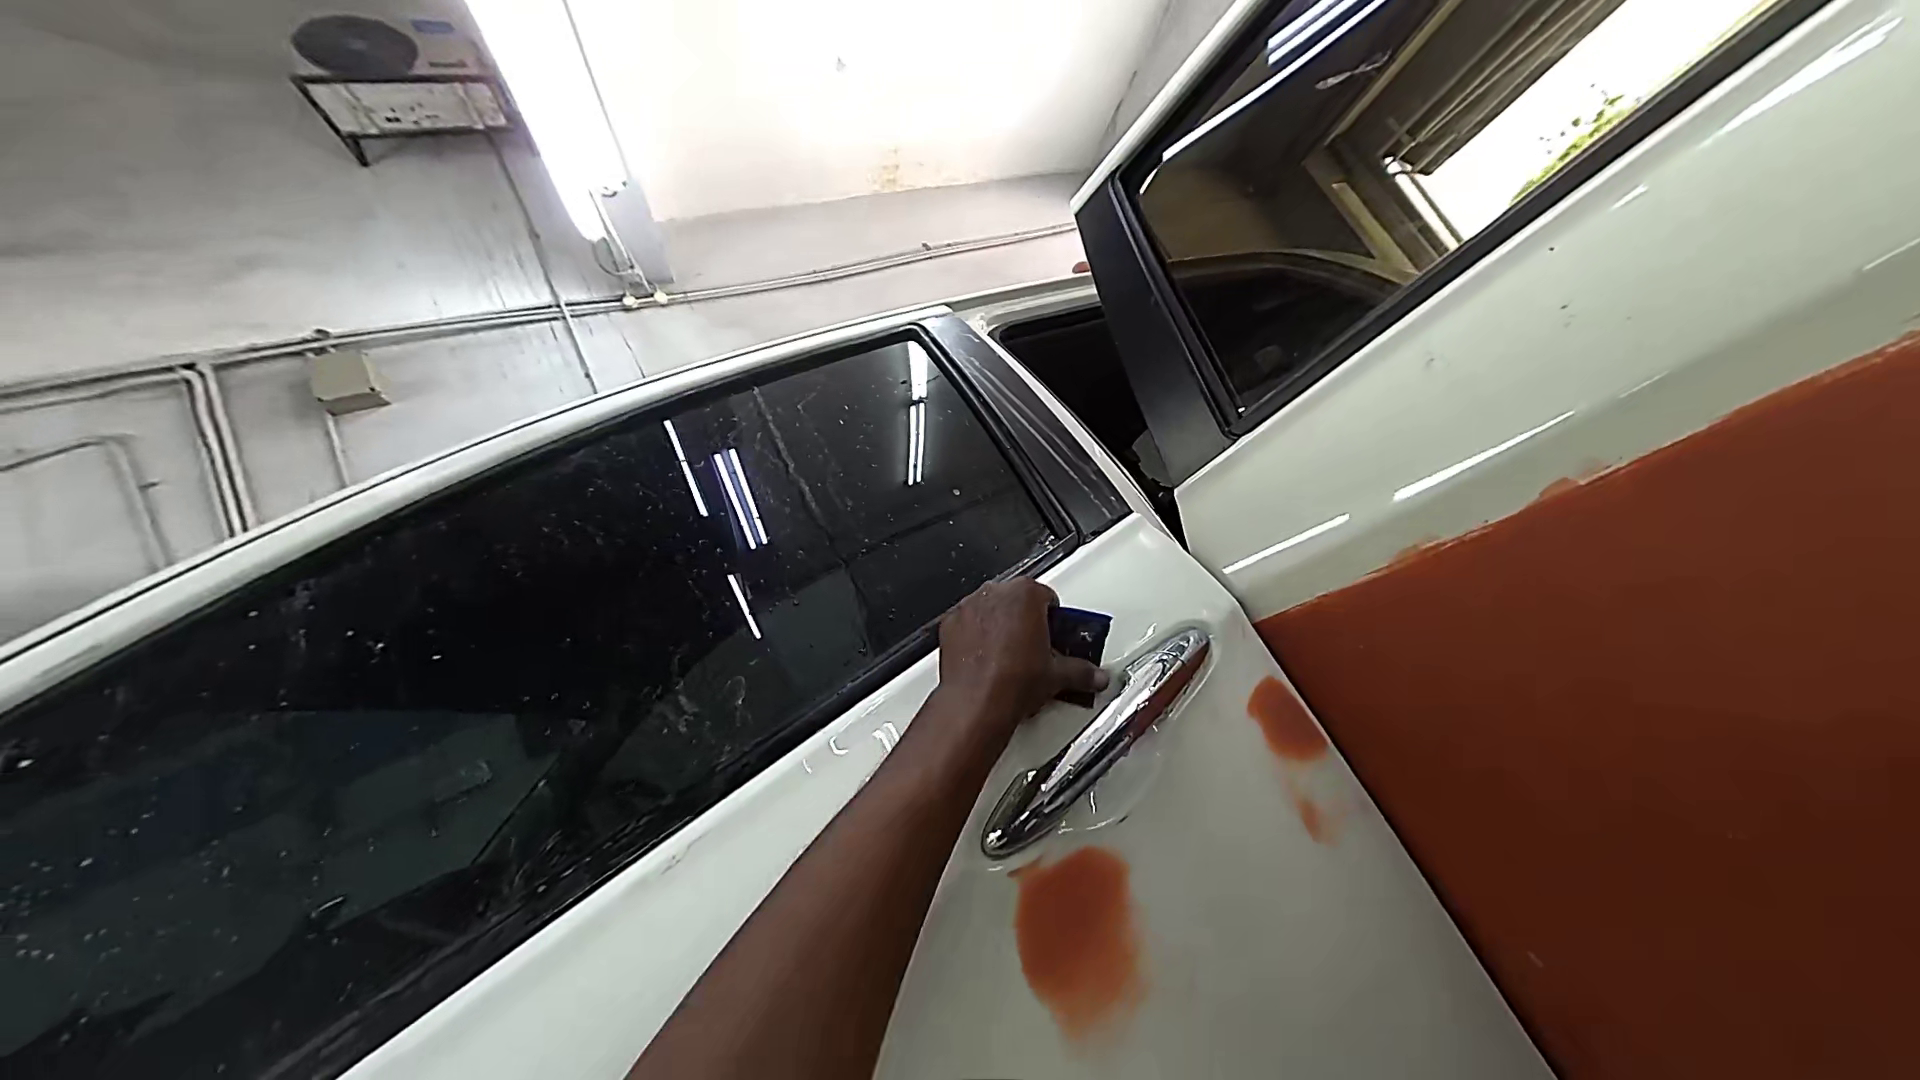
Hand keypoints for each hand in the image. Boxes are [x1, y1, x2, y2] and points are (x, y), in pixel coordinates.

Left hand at [934, 579, 1110, 737]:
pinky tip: (985, 656)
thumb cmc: (1011, 682)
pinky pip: (968, 622)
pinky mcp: (950, 623)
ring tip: (1009, 653)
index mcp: (1026, 594)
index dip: (1053, 617)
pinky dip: (975, 634)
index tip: (1053, 633)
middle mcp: (996, 594)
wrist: (977, 702)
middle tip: (1034, 644)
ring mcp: (970, 607)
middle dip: (1026, 618)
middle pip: (1017, 598)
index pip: (1046, 596)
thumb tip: (1093, 676)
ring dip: (1000, 623)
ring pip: (991, 608)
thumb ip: (1081, 671)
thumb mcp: (1056, 675)